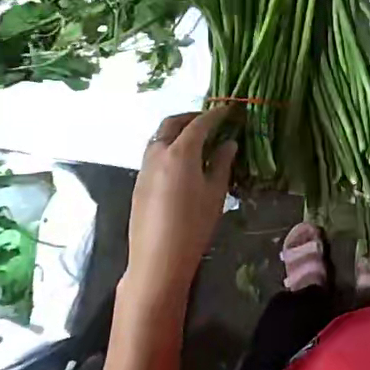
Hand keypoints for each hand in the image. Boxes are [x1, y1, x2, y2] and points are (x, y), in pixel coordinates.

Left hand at [124, 107, 237, 309]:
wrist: (157, 259)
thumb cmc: (193, 226)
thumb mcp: (215, 193)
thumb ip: (222, 163)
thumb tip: (228, 144)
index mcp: (180, 152)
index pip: (200, 123)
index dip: (216, 115)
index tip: (230, 110)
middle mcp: (158, 152)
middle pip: (173, 123)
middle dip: (192, 117)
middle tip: (211, 120)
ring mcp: (145, 166)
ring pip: (160, 136)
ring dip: (178, 130)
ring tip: (198, 139)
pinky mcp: (139, 181)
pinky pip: (154, 152)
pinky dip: (169, 146)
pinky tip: (182, 161)